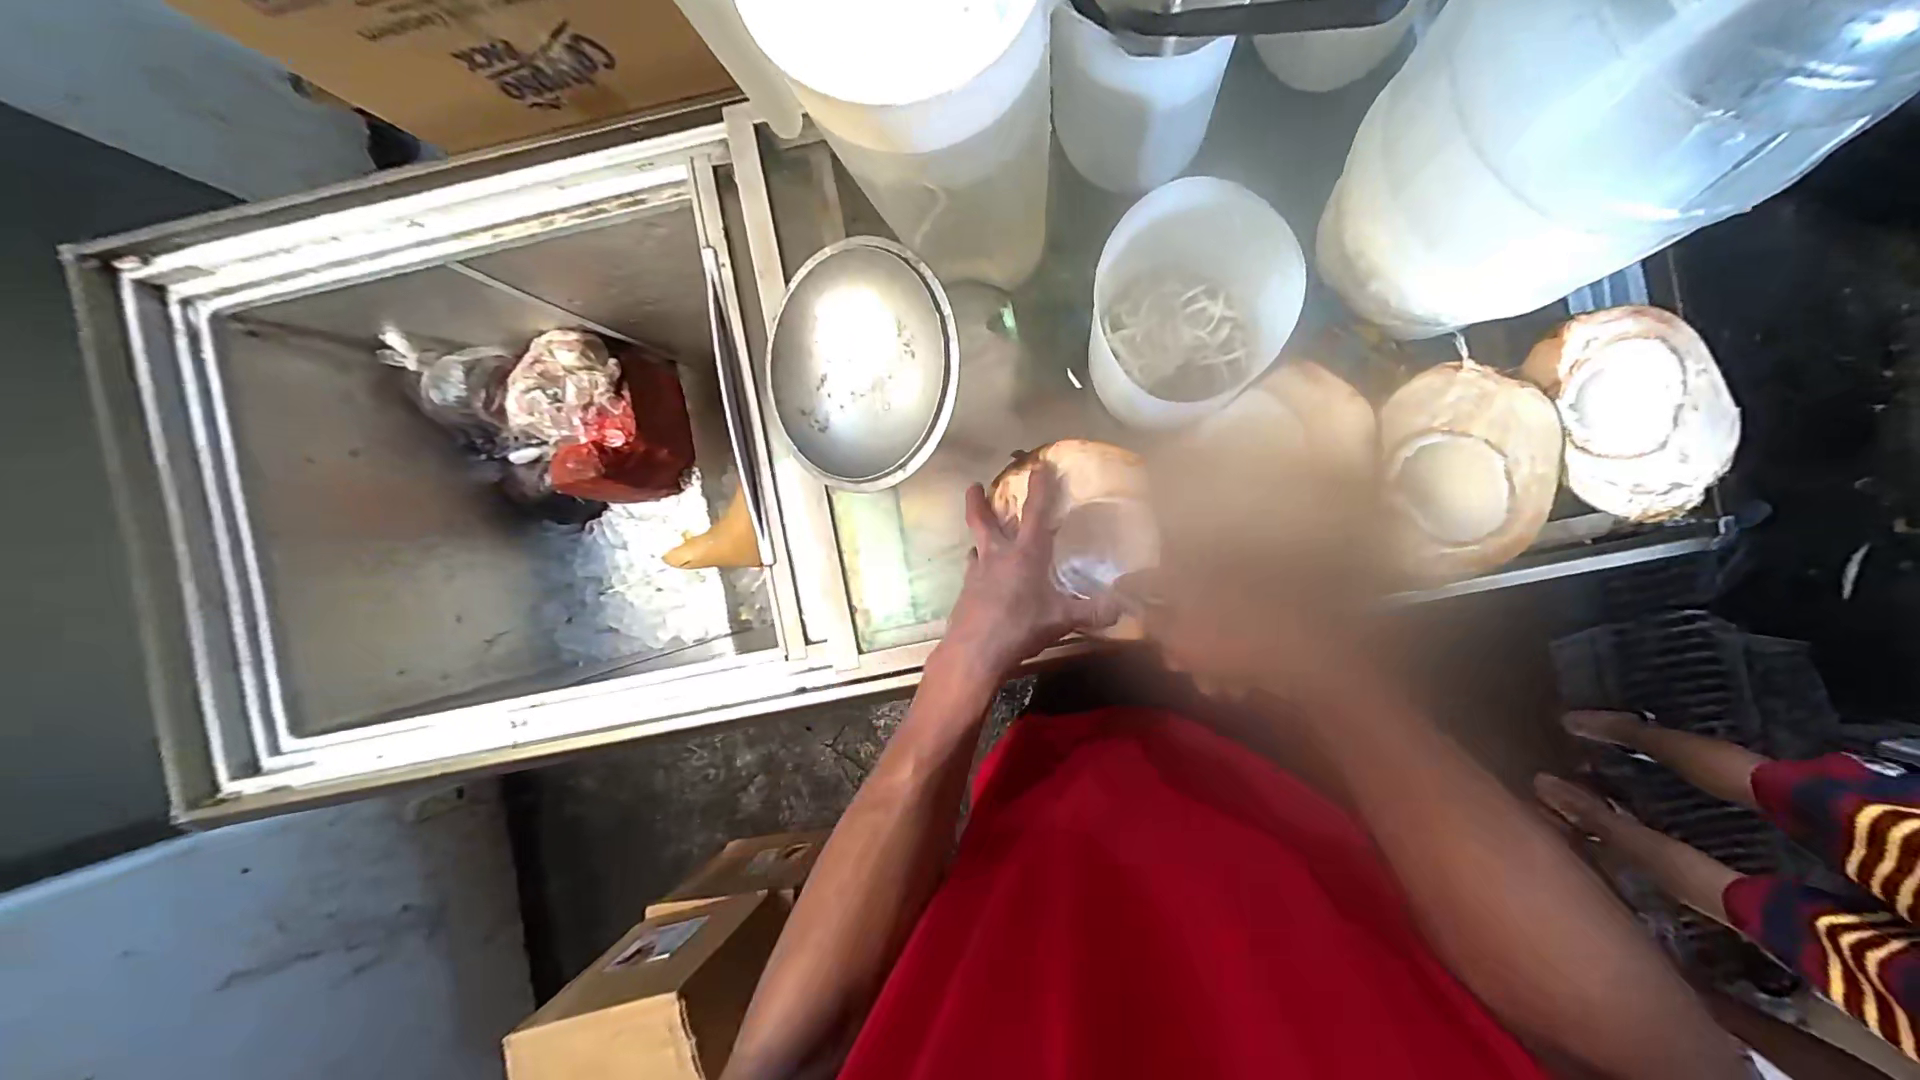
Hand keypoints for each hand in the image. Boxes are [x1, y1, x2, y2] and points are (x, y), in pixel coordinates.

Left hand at [935, 464, 1117, 680]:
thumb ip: (1092, 612)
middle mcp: (997, 556)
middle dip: (978, 501)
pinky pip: (972, 569)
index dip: (1040, 488)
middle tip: (974, 485)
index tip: (1039, 465)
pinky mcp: (965, 591)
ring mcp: (976, 572)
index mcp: (1025, 554)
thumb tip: (1122, 607)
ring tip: (982, 535)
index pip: (1035, 512)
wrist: (974, 651)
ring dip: (979, 535)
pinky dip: (977, 565)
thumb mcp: (1061, 620)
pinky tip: (980, 573)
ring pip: (975, 543)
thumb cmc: (1020, 628)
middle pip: (983, 520)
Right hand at [1123, 563, 1377, 709]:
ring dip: (1207, 656)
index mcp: (1194, 573)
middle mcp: (1219, 575)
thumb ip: (1152, 621)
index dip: (1129, 587)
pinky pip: (1238, 633)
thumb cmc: (1235, 643)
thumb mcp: (1179, 637)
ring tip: (1212, 685)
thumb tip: (1137, 607)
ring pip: (1212, 623)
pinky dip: (1234, 656)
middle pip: (1183, 604)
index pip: (1150, 575)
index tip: (1114, 595)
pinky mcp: (1271, 615)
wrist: (1315, 658)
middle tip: (1176, 664)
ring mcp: (1247, 593)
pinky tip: (1237, 685)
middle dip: (1177, 638)